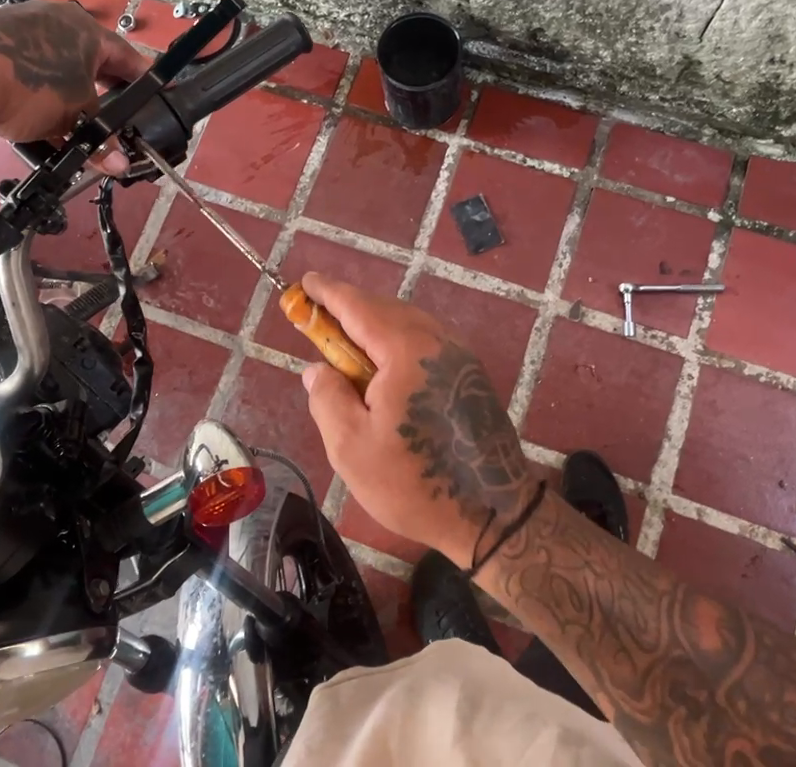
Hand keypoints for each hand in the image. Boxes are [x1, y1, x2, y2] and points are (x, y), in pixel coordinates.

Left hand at [0, 0, 148, 149]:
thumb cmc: (26, 86)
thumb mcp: (75, 117)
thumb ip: (101, 139)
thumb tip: (118, 163)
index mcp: (84, 30)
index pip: (127, 57)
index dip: (144, 82)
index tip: (157, 94)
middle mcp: (53, 22)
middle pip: (90, 64)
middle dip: (102, 97)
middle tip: (113, 123)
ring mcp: (18, 31)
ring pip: (57, 72)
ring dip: (69, 102)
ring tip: (73, 133)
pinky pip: (27, 74)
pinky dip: (39, 99)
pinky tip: (37, 127)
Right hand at [299, 272, 538, 563]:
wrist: (491, 512)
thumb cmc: (414, 483)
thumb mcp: (351, 447)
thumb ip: (328, 398)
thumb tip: (317, 368)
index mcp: (407, 351)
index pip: (359, 308)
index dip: (328, 294)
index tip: (304, 283)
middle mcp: (437, 342)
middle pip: (385, 310)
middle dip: (349, 309)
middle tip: (316, 319)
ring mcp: (459, 356)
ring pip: (408, 323)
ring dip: (373, 326)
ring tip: (345, 346)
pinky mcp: (470, 374)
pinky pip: (424, 341)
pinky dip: (395, 341)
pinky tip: (381, 367)